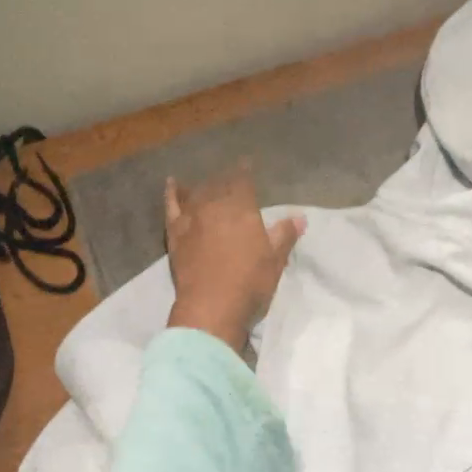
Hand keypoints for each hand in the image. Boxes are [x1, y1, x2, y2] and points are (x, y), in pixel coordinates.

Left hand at [164, 162, 305, 350]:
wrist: (211, 306)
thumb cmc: (250, 283)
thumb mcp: (275, 261)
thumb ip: (285, 235)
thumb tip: (300, 216)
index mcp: (242, 208)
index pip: (243, 180)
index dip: (246, 171)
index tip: (248, 165)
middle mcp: (214, 205)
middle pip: (220, 184)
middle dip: (226, 179)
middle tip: (231, 178)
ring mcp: (192, 217)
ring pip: (197, 192)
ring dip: (204, 185)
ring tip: (208, 183)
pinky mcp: (175, 232)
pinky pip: (171, 205)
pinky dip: (172, 192)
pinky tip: (173, 184)